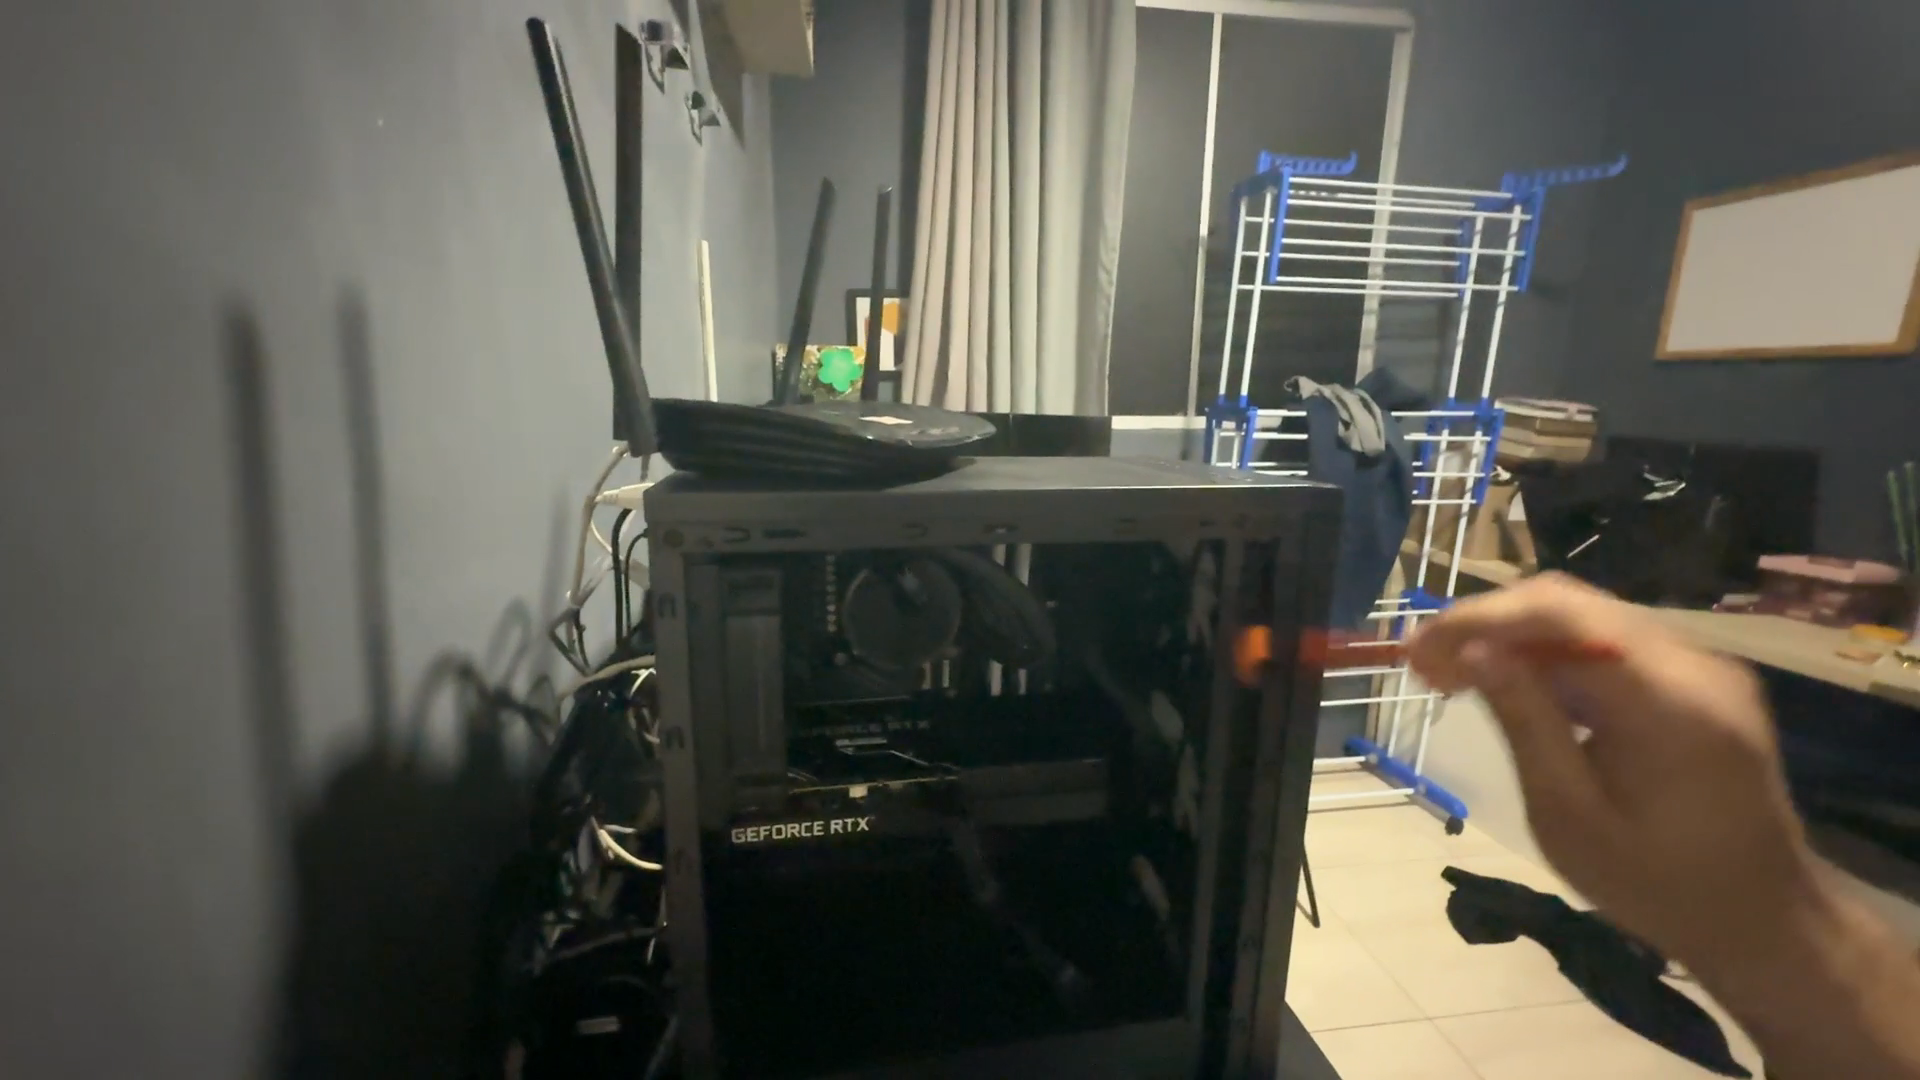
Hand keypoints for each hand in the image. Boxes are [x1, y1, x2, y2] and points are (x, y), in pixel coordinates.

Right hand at [1404, 573, 1820, 975]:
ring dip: (1503, 633)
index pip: (1560, 619)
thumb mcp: (1568, 813)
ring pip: (1576, 612)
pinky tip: (1499, 677)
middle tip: (1421, 661)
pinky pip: (1597, 637)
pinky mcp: (1687, 675)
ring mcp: (1696, 665)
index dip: (1475, 620)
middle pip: (1566, 603)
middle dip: (1481, 621)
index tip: (1413, 649)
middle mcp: (1693, 665)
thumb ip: (1523, 721)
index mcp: (1671, 704)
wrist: (1763, 918)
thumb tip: (1471, 651)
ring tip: (1446, 670)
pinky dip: (1536, 648)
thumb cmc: (1654, 881)